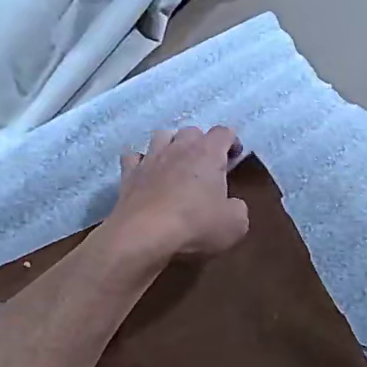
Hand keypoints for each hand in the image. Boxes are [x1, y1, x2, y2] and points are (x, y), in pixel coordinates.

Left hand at [101, 126, 249, 265]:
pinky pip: (133, 156)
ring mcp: (150, 158)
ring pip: (161, 136)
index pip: (223, 132)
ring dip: (171, 145)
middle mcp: (179, 148)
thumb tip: (231, 205)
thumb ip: (238, 208)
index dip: (232, 142)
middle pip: (192, 131)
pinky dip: (141, 161)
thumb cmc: (195, 225)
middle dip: (200, 143)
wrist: (144, 236)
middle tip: (205, 165)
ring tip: (176, 163)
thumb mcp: (235, 224)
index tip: (234, 158)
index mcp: (208, 153)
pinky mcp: (128, 174)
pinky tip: (145, 172)